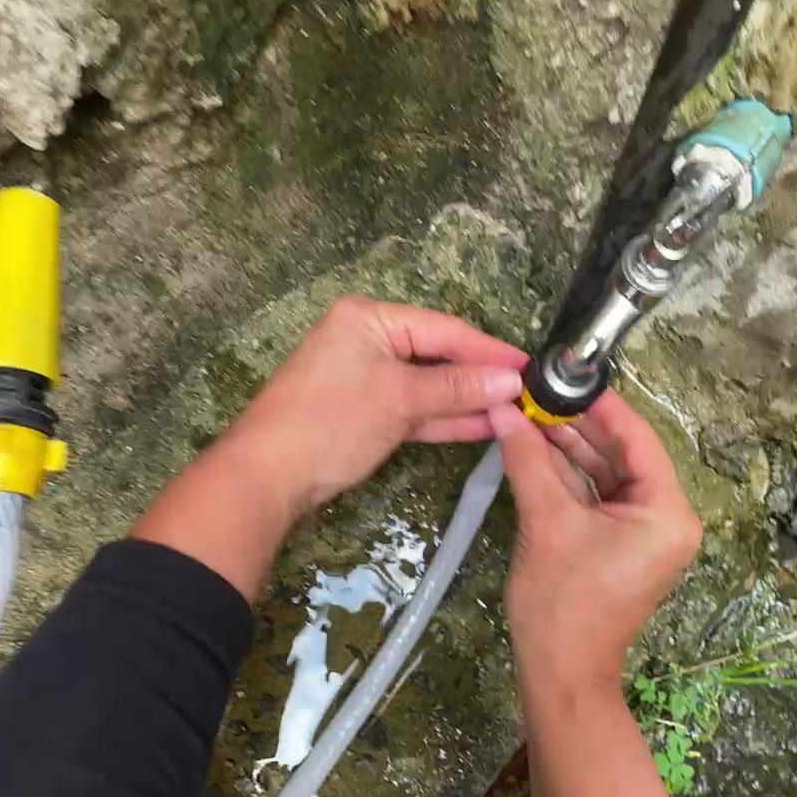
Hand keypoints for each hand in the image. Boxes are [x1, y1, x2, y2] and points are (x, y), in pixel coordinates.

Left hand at [134, 298, 524, 601]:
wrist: (267, 476)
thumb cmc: (330, 422)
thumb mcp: (398, 399)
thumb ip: (455, 388)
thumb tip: (510, 382)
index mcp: (369, 319)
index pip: (443, 329)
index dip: (488, 350)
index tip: (529, 367)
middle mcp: (367, 341)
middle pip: (436, 355)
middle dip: (478, 377)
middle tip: (526, 393)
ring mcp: (365, 378)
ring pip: (426, 385)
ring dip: (465, 401)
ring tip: (513, 411)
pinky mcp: (364, 412)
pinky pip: (411, 409)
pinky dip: (441, 418)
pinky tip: (481, 426)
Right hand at [489, 393, 702, 695]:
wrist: (560, 673)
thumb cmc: (562, 602)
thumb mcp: (545, 522)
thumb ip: (527, 459)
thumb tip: (502, 409)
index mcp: (667, 511)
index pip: (637, 438)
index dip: (599, 405)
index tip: (564, 375)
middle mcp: (665, 517)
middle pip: (621, 455)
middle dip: (577, 426)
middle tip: (536, 394)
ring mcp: (643, 533)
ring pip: (605, 475)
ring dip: (568, 449)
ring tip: (528, 416)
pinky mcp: (620, 544)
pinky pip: (597, 498)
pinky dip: (568, 478)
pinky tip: (536, 449)